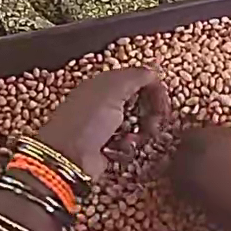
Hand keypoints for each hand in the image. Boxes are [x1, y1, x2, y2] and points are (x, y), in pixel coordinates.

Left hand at [34, 68, 169, 181]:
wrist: (66, 158)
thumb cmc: (87, 120)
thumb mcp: (113, 89)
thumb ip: (136, 76)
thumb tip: (154, 72)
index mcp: (106, 83)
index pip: (140, 80)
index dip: (155, 91)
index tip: (164, 105)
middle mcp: (107, 102)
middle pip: (142, 103)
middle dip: (151, 114)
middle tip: (153, 124)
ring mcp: (108, 125)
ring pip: (139, 125)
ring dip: (140, 133)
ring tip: (131, 139)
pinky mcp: (109, 147)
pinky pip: (130, 144)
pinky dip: (127, 148)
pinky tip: (119, 149)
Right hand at [170, 128, 230, 230]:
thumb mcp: (215, 214)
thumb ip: (196, 193)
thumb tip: (186, 186)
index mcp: (198, 166)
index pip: (173, 165)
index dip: (174, 176)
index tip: (178, 186)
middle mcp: (214, 144)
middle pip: (190, 138)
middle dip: (188, 152)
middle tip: (192, 171)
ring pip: (214, 134)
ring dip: (209, 147)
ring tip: (216, 167)